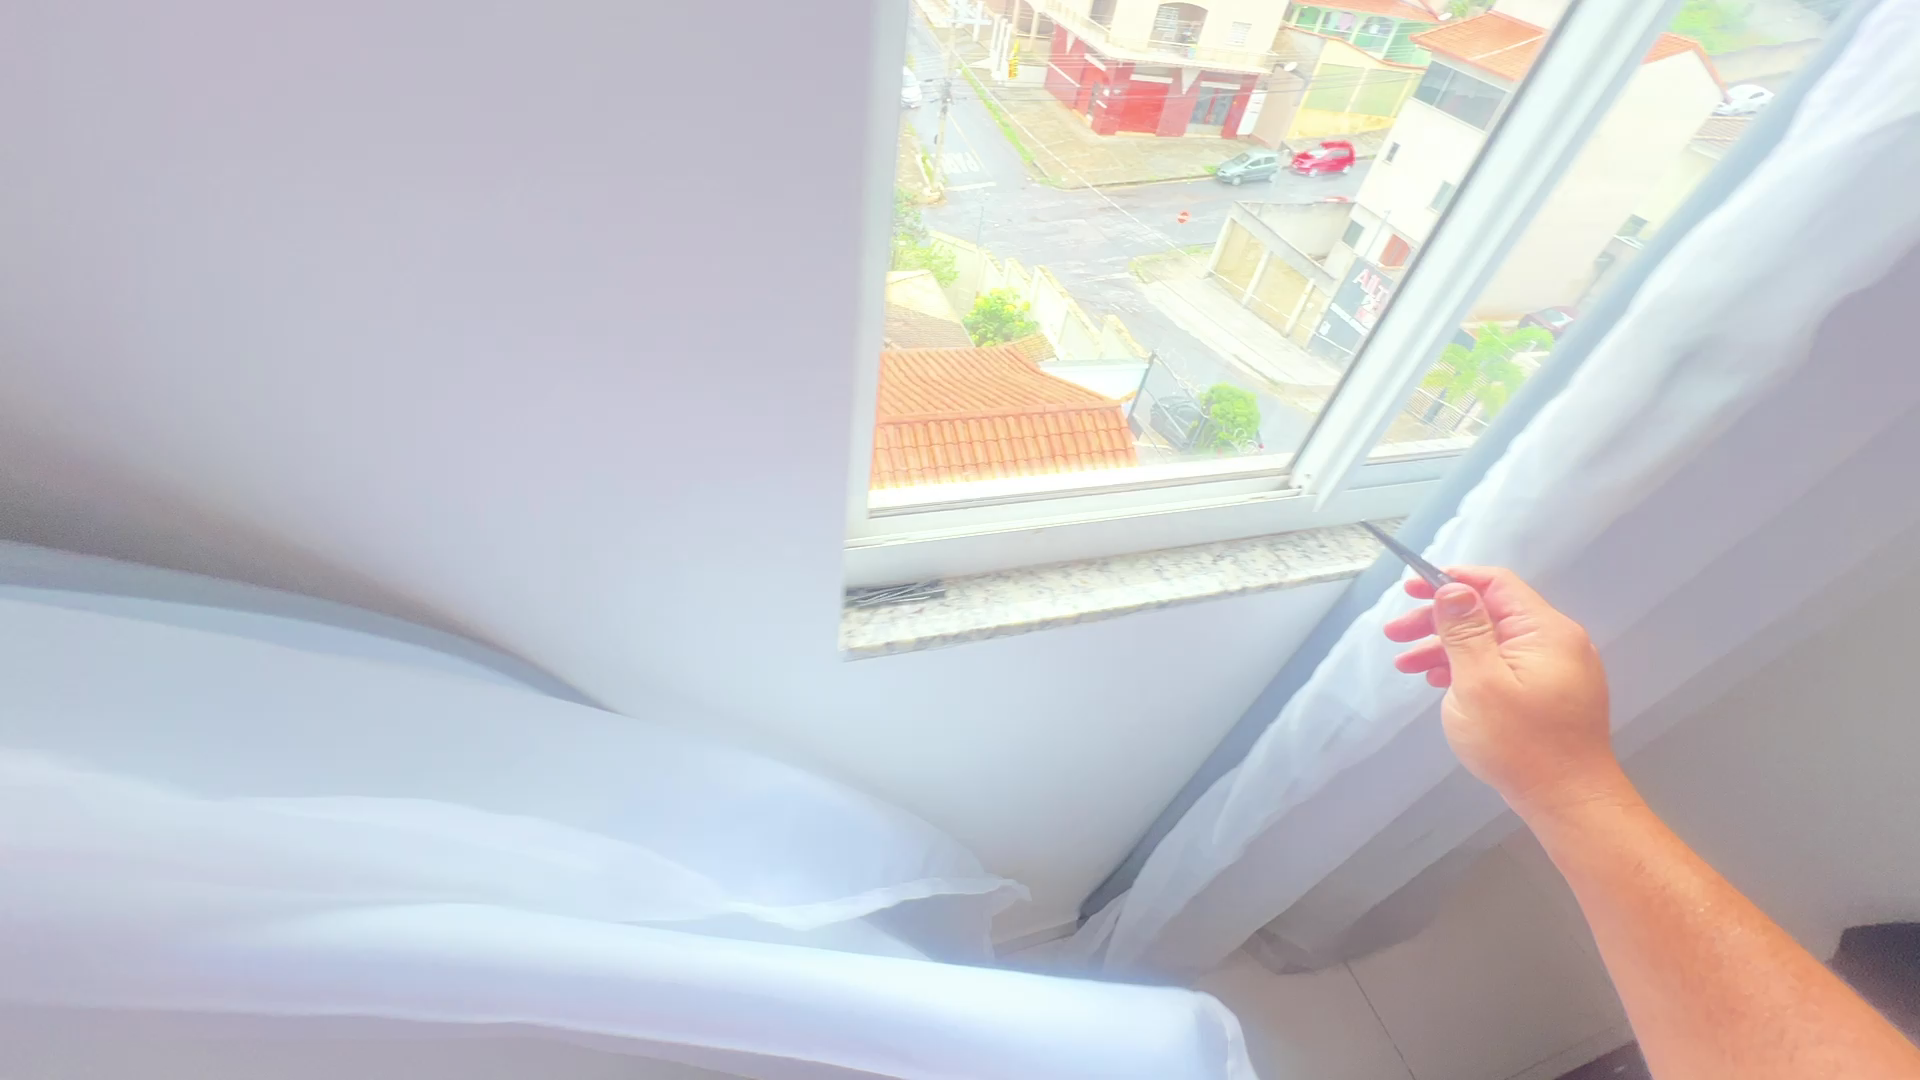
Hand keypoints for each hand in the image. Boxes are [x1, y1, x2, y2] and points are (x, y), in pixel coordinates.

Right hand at [1383, 567, 1622, 814]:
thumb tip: (1451, 588)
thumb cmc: (1520, 742)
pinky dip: (1462, 666)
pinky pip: (1496, 663)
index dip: (1450, 580)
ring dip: (1442, 645)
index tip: (1410, 588)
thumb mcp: (1479, 680)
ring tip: (1404, 663)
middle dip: (1436, 619)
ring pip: (1486, 640)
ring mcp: (1550, 668)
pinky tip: (1435, 679)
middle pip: (1486, 612)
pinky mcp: (1543, 691)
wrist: (1567, 801)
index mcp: (1544, 632)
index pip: (1495, 584)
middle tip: (1394, 633)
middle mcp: (1553, 643)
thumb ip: (1464, 630)